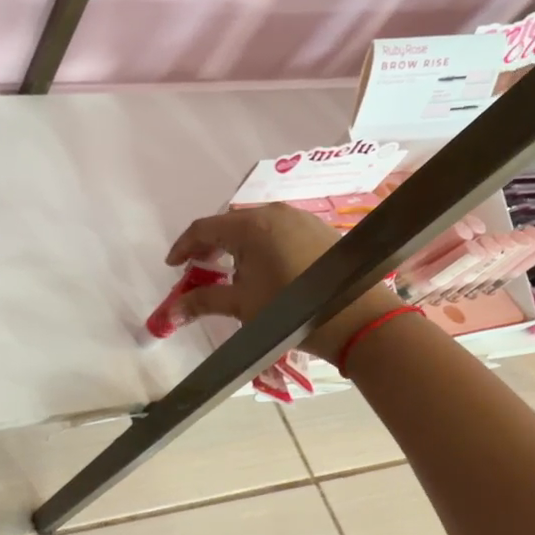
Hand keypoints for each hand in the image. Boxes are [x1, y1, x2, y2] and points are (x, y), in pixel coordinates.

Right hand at [167, 203, 404, 363]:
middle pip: (230, 224)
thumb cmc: (293, 311)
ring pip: (257, 227)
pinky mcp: (321, 230)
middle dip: (211, 247)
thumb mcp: (242, 306)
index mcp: (250, 225)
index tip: (173, 267)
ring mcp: (301, 219)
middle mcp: (274, 213)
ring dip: (238, 247)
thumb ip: (203, 302)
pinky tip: (265, 270)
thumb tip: (172, 311)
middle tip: (200, 269)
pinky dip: (264, 247)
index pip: (204, 228)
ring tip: (233, 272)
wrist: (362, 321)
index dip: (184, 247)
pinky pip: (280, 232)